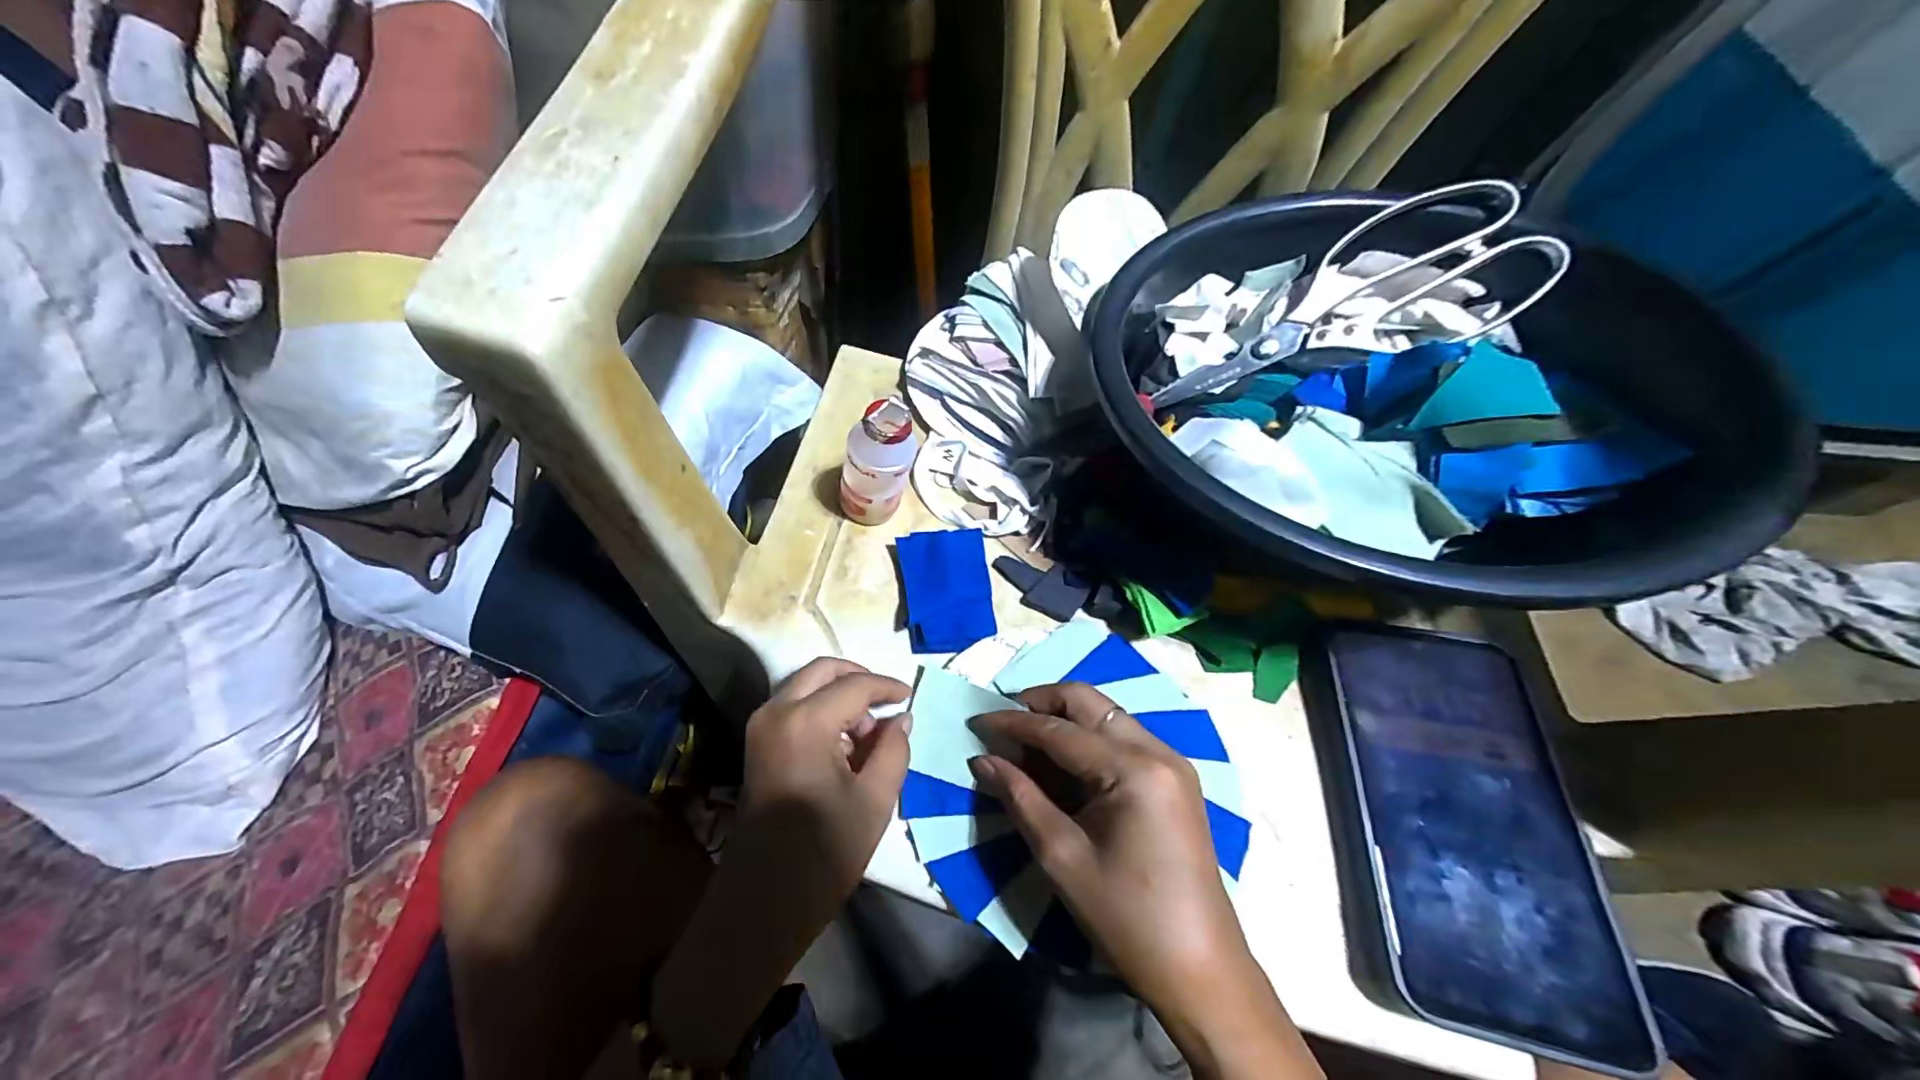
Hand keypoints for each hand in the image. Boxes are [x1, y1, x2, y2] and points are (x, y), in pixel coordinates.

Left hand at [653, 659, 910, 1067]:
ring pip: (806, 686)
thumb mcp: (875, 799)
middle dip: (858, 679)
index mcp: (805, 722)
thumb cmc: (825, 852)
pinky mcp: (756, 745)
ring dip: (839, 695)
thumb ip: (893, 748)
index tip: (910, 696)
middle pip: (822, 671)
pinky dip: (821, 710)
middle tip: (888, 703)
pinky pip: (793, 707)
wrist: (763, 901)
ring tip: (868, 733)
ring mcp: (760, 727)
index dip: (887, 686)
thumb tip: (900, 718)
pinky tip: (844, 743)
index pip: (855, 686)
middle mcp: (775, 712)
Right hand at [972, 683, 1321, 1079]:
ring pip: (1107, 718)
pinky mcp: (1175, 781)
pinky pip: (1123, 742)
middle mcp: (1158, 751)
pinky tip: (1061, 770)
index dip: (1012, 722)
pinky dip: (1088, 743)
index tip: (976, 721)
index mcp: (1134, 769)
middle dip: (1041, 705)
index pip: (1060, 729)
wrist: (1200, 970)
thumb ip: (1020, 798)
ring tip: (1025, 751)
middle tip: (1003, 726)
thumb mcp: (1062, 857)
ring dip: (1064, 723)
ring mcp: (1172, 764)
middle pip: (1090, 703)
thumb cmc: (1127, 918)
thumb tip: (983, 759)